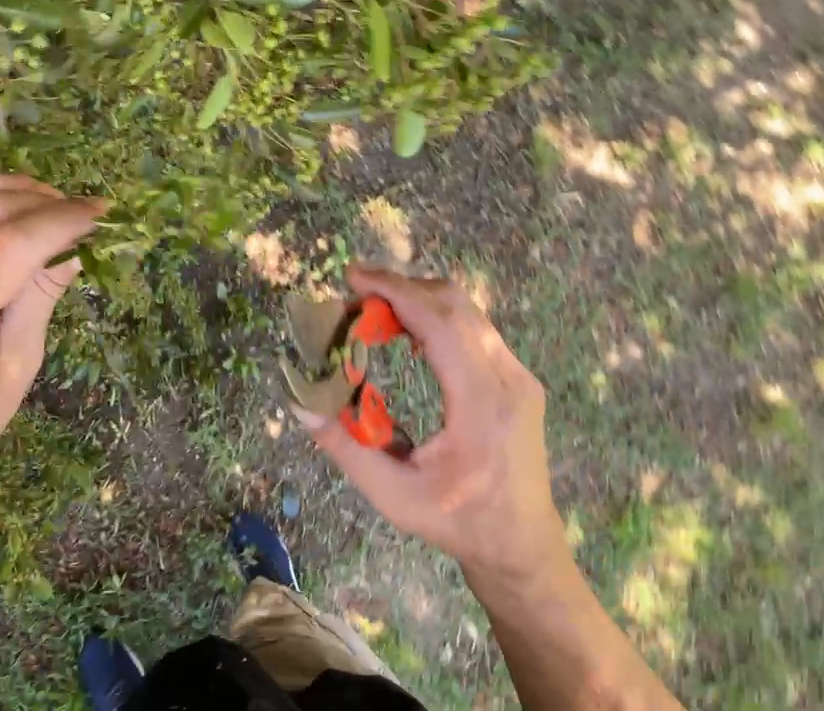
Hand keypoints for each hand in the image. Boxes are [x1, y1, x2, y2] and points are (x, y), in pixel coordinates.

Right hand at [294, 266, 569, 589]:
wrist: (523, 546)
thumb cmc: (457, 522)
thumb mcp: (393, 494)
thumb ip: (345, 448)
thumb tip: (300, 404)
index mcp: (482, 402)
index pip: (440, 322)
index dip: (395, 291)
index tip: (353, 277)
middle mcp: (508, 379)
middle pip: (454, 304)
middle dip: (400, 288)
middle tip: (354, 296)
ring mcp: (519, 376)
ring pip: (467, 311)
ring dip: (418, 300)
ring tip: (373, 313)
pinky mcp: (517, 379)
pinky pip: (474, 328)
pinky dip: (435, 317)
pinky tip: (407, 335)